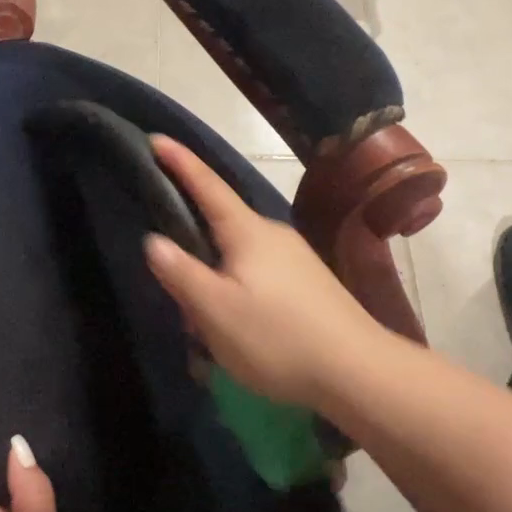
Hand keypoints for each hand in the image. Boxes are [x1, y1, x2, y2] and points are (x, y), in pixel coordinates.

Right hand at [143, 136, 386, 407]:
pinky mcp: (309, 285)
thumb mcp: (216, 310)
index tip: (156, 138)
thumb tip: (153, 239)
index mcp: (247, 231)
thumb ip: (181, 273)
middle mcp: (273, 234)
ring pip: (239, 260)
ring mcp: (295, 259)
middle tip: (177, 292)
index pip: (207, 185)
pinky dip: (240, 297)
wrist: (359, 373)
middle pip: (220, 228)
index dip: (180, 162)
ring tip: (208, 331)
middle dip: (193, 252)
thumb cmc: (278, 338)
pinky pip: (259, 278)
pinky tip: (242, 333)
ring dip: (217, 285)